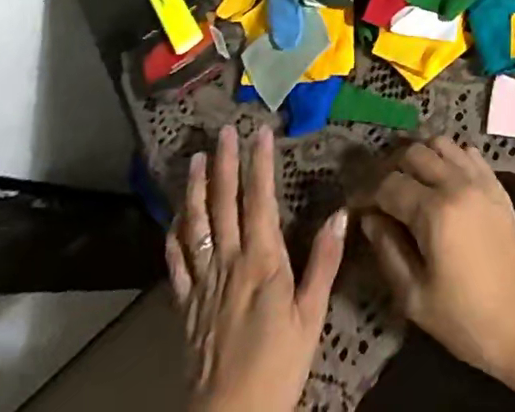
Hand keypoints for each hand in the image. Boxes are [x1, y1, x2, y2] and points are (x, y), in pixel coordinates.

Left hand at [167, 125, 347, 411]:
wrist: (232, 410)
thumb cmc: (280, 364)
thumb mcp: (312, 315)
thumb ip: (324, 262)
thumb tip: (340, 215)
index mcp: (262, 260)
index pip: (260, 199)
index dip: (259, 163)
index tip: (260, 133)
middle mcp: (229, 259)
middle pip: (224, 201)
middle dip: (225, 163)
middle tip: (224, 131)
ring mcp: (202, 277)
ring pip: (196, 222)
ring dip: (195, 187)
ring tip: (196, 158)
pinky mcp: (185, 299)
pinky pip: (176, 259)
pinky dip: (174, 233)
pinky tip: (175, 217)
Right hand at [356, 137, 514, 384]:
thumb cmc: (470, 319)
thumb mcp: (416, 297)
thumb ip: (387, 251)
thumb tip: (370, 219)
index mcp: (434, 212)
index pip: (387, 184)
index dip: (366, 194)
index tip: (357, 208)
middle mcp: (456, 185)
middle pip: (411, 153)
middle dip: (389, 169)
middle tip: (381, 194)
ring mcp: (480, 182)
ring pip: (439, 143)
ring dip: (418, 157)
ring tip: (409, 182)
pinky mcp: (496, 187)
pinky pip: (466, 152)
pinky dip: (448, 157)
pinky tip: (441, 180)